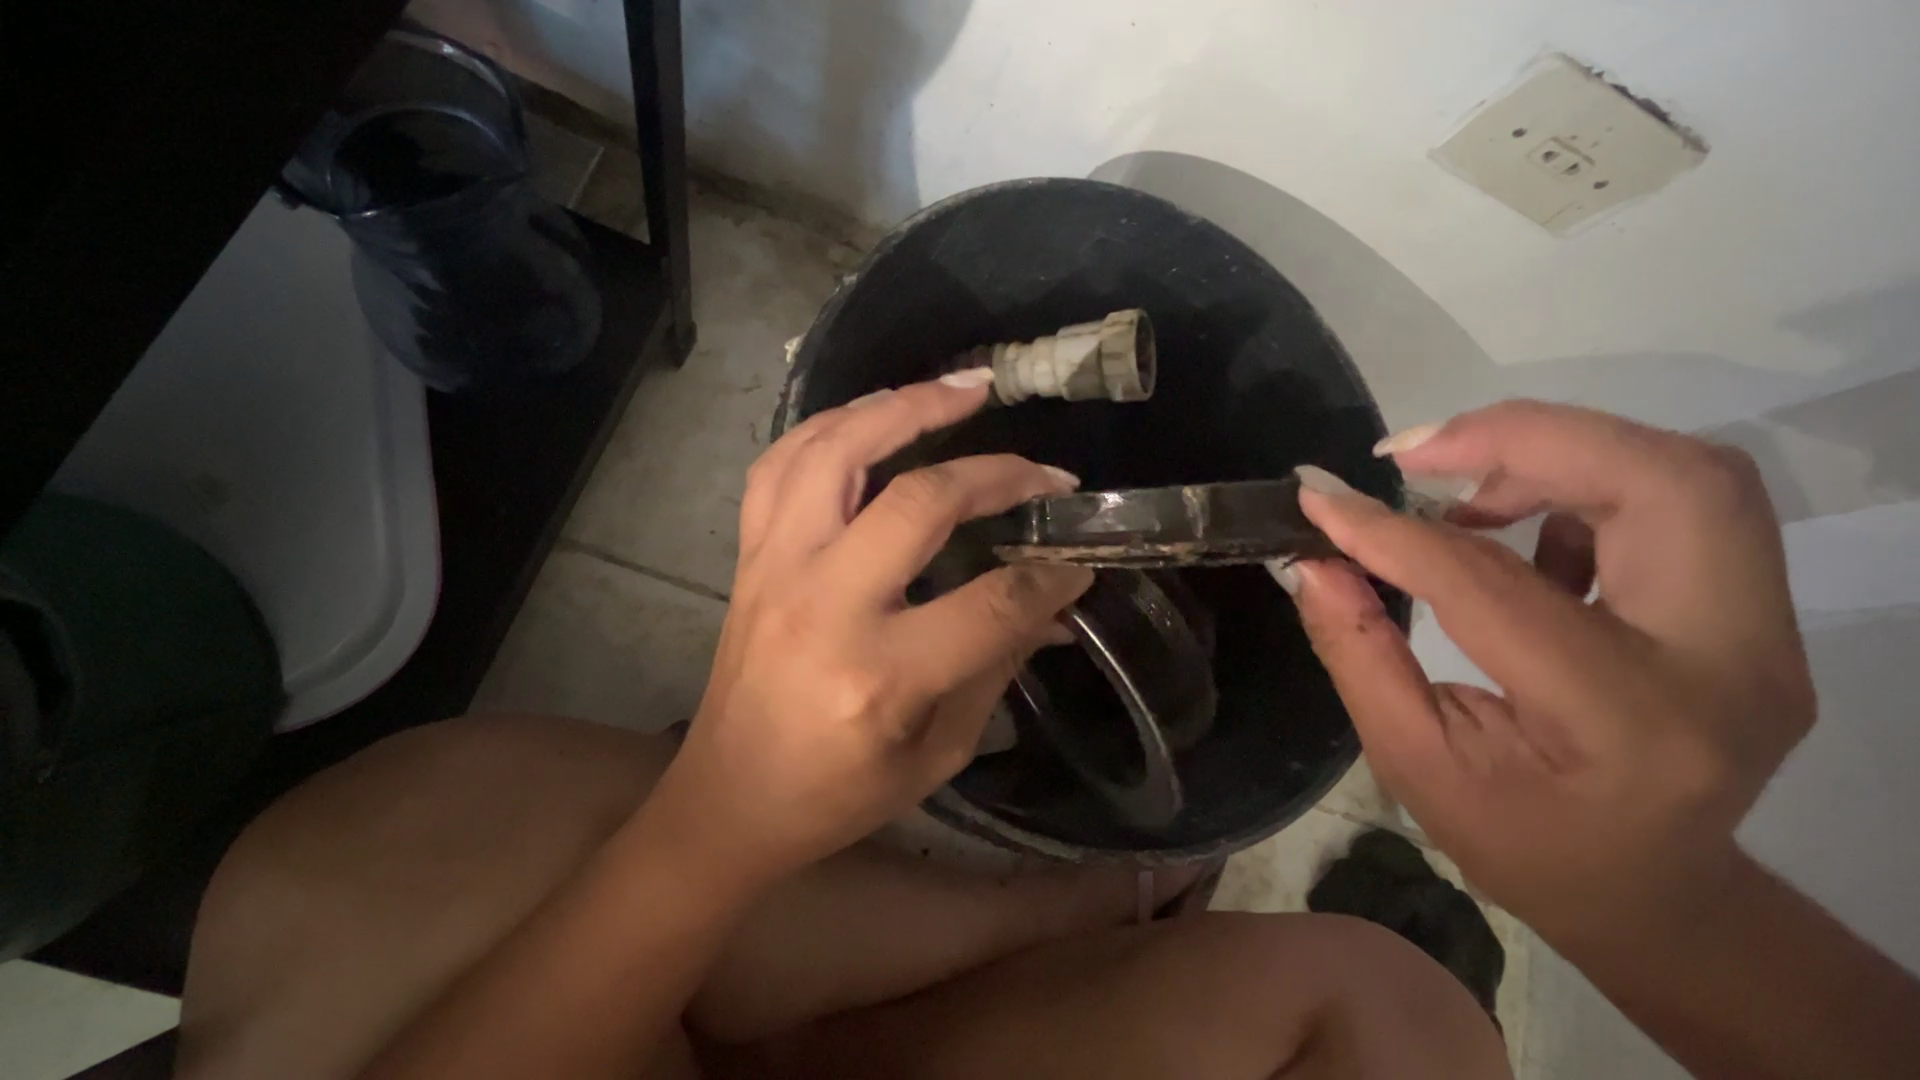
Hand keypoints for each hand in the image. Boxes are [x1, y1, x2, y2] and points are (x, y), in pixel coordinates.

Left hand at [650, 372, 1090, 886]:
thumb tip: (1056, 605)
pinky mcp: (748, 558)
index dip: (1049, 577)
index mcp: (879, 675)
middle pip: (918, 503)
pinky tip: (874, 411)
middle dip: (996, 476)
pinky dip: (831, 424)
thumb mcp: (939, 752)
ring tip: (966, 387)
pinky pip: (781, 464)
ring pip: (835, 452)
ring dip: (905, 406)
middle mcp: (823, 605)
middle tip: (1046, 471)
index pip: (990, 603)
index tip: (1081, 559)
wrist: (729, 799)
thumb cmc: (839, 794)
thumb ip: (998, 667)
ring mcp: (775, 570)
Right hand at [1284, 400, 1813, 950]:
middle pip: (1662, 482)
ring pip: (1684, 475)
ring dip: (1560, 454)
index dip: (1396, 534)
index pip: (1495, 586)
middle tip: (1415, 455)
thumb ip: (1358, 650)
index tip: (1321, 500)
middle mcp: (1725, 661)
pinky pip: (1681, 502)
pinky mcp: (1757, 611)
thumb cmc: (1518, 840)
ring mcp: (1761, 632)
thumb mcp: (1412, 759)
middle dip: (1525, 440)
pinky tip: (1518, 524)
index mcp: (1622, 719)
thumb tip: (1310, 559)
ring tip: (1459, 489)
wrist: (1649, 889)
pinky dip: (1586, 484)